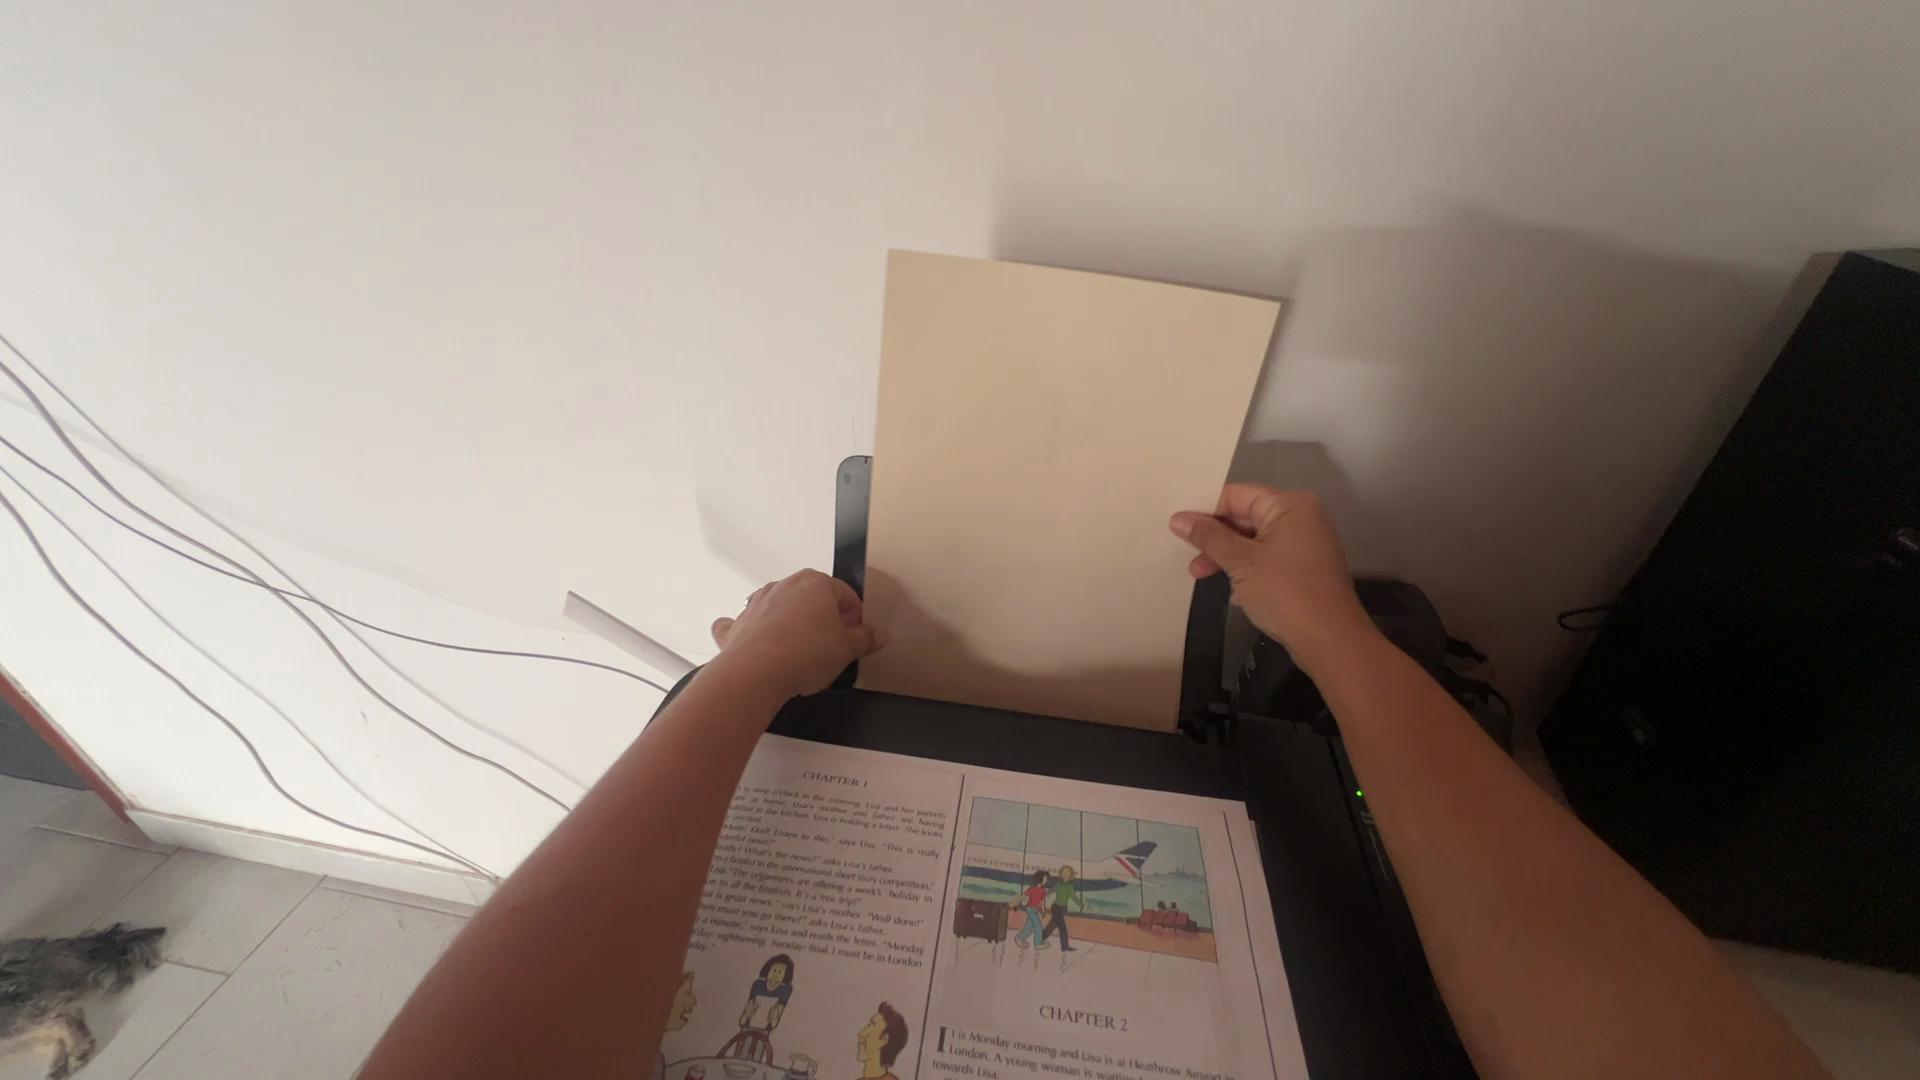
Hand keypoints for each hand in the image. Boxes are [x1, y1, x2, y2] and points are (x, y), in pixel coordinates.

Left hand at [708, 569, 885, 698]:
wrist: (755, 674)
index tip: (857, 636)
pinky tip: (757, 644)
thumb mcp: (846, 649)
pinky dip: (751, 629)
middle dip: (824, 616)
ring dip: (791, 620)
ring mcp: (758, 602)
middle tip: (833, 643)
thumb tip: (879, 635)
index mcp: (816, 583)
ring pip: (780, 606)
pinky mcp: (738, 624)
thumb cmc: (805, 654)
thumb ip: (865, 639)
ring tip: (801, 650)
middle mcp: (786, 585)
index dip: (855, 616)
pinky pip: (746, 622)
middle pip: (812, 597)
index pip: (845, 594)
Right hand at [1169, 485, 1379, 671]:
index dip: (1205, 509)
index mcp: (1289, 505)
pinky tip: (1232, 592)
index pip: (1236, 495)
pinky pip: (1265, 559)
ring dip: (1225, 557)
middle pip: (1243, 517)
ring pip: (1252, 541)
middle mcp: (1299, 517)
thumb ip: (1208, 537)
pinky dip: (1245, 570)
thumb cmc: (1285, 592)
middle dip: (1214, 537)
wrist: (1329, 640)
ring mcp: (1303, 544)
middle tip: (1185, 553)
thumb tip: (1178, 519)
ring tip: (1199, 575)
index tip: (1177, 525)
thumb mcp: (1240, 562)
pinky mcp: (1302, 568)